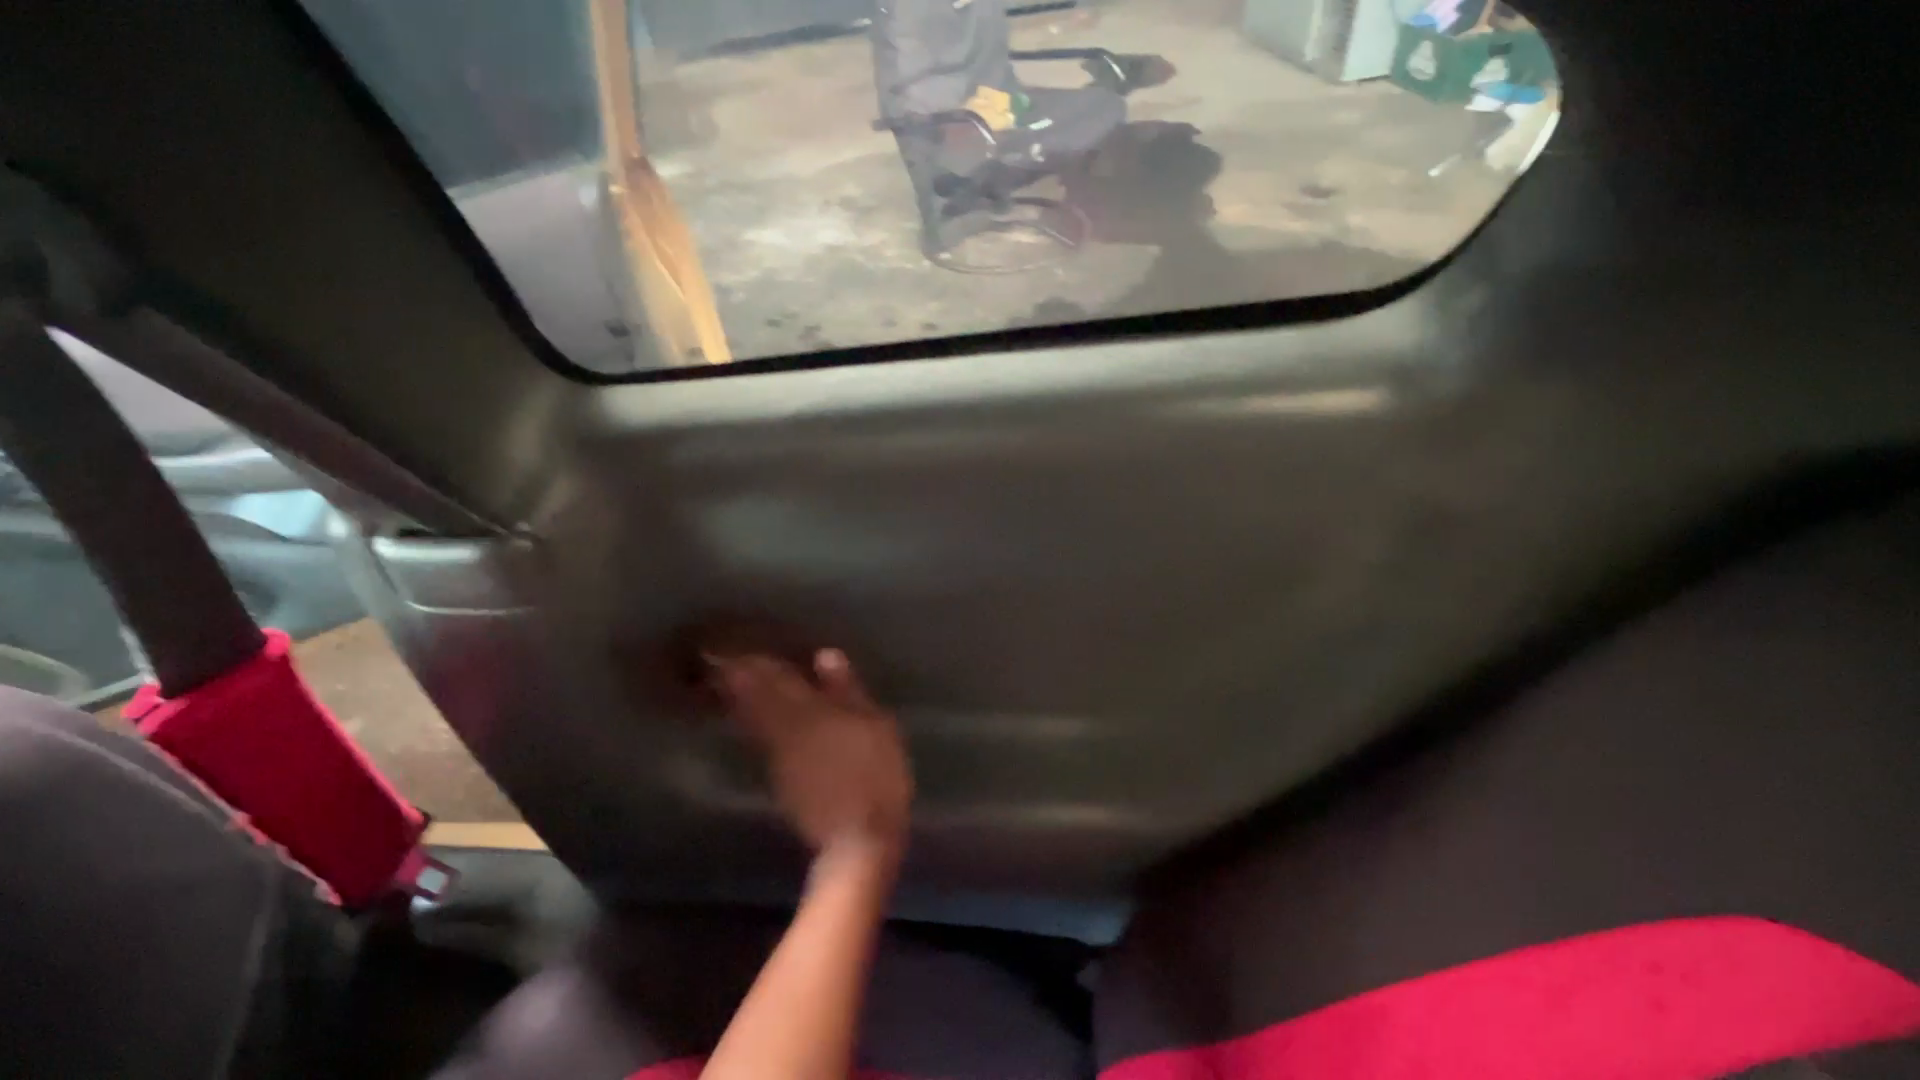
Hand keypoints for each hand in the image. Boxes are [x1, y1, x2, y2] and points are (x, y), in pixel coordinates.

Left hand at [707, 648, 912, 855]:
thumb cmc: (874, 774)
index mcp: (804, 709)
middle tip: (715, 657)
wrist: (856, 840)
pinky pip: (758, 737)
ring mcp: (774, 756)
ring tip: (728, 680)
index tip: (726, 641)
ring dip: (737, 698)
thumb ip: (848, 690)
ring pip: (749, 717)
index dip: (746, 659)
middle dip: (732, 676)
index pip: (767, 676)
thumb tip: (824, 655)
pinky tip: (756, 717)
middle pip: (749, 696)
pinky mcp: (777, 778)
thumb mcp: (875, 725)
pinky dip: (752, 721)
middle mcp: (780, 728)